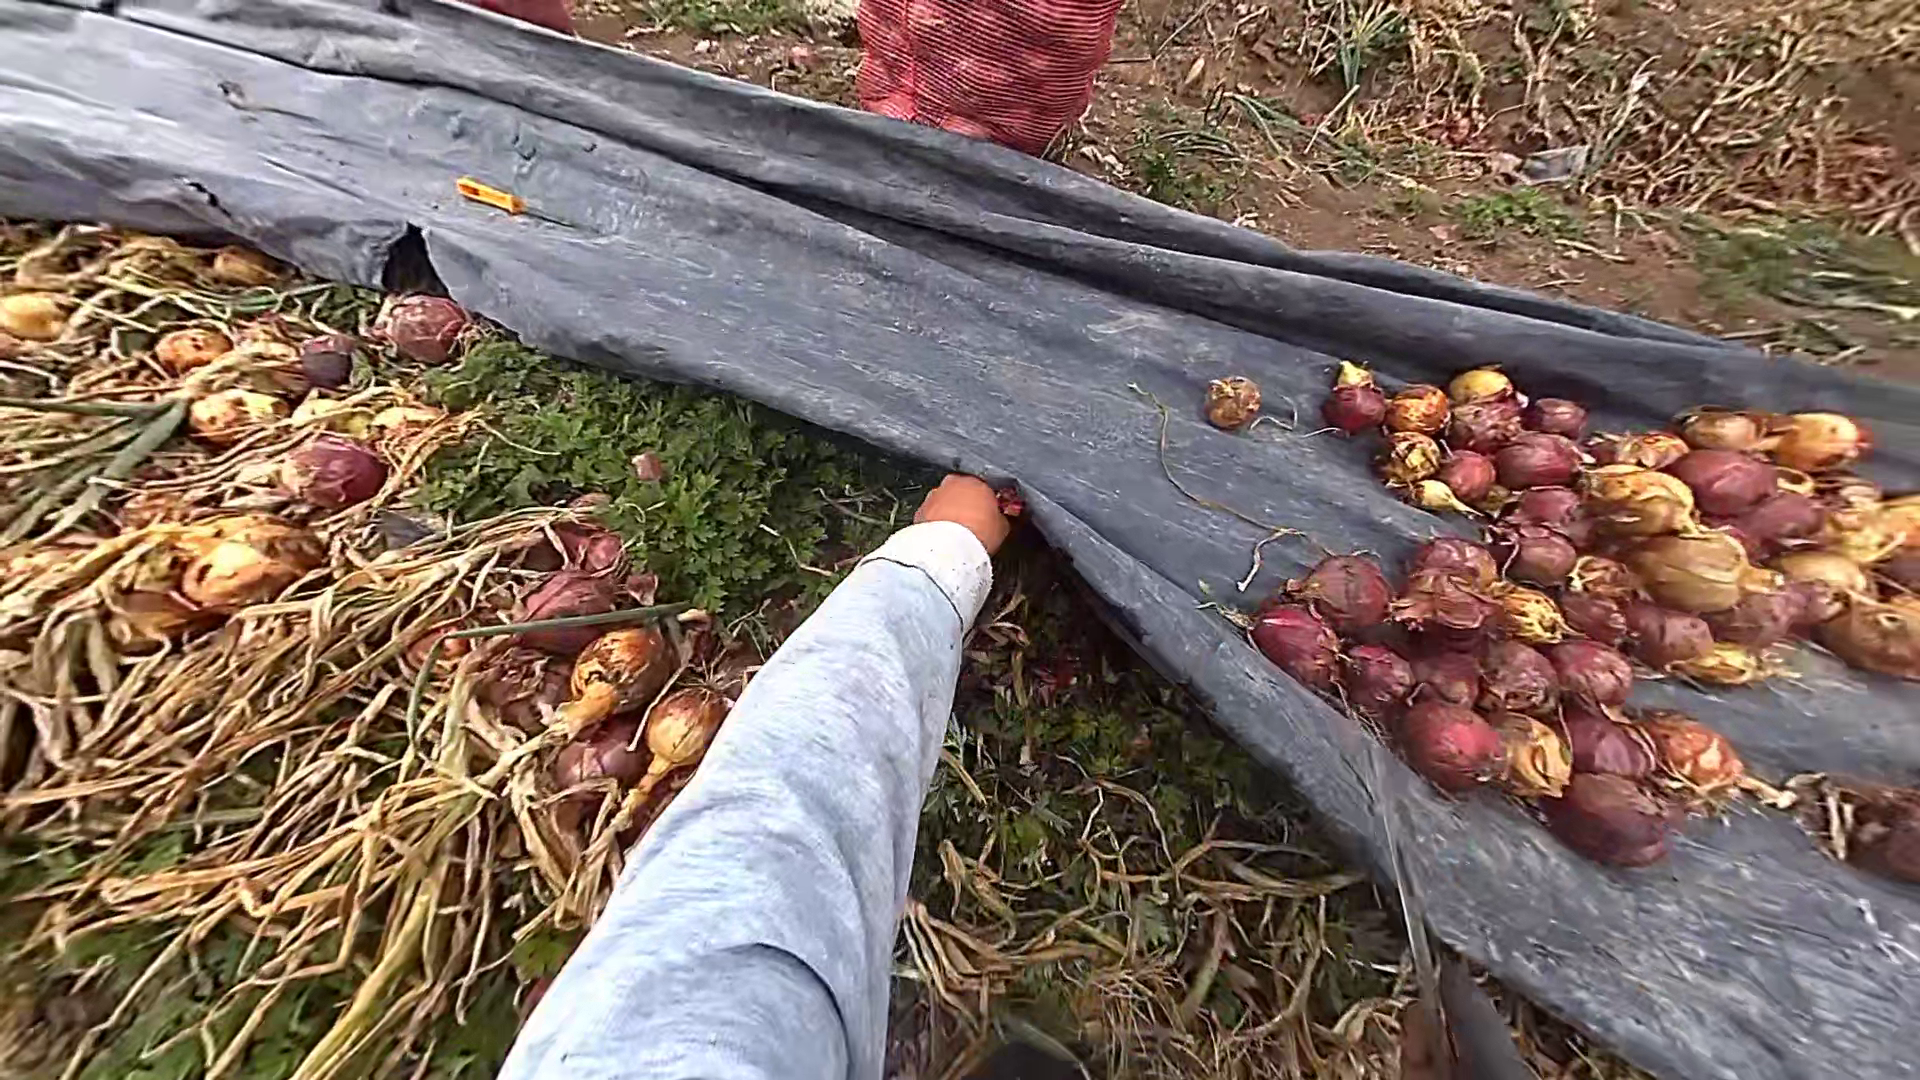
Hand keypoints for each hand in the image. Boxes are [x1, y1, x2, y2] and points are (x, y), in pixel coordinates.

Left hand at [915, 474, 1010, 555]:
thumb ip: (1002, 518)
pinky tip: (944, 537)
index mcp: (977, 482)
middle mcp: (953, 484)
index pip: (986, 488)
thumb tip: (1001, 520)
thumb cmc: (976, 534)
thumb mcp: (1002, 527)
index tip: (991, 515)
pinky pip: (932, 514)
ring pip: (945, 501)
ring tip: (958, 533)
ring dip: (950, 512)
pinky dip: (937, 523)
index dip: (989, 503)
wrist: (948, 549)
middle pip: (963, 492)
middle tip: (974, 523)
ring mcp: (934, 496)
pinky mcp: (920, 511)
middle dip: (968, 504)